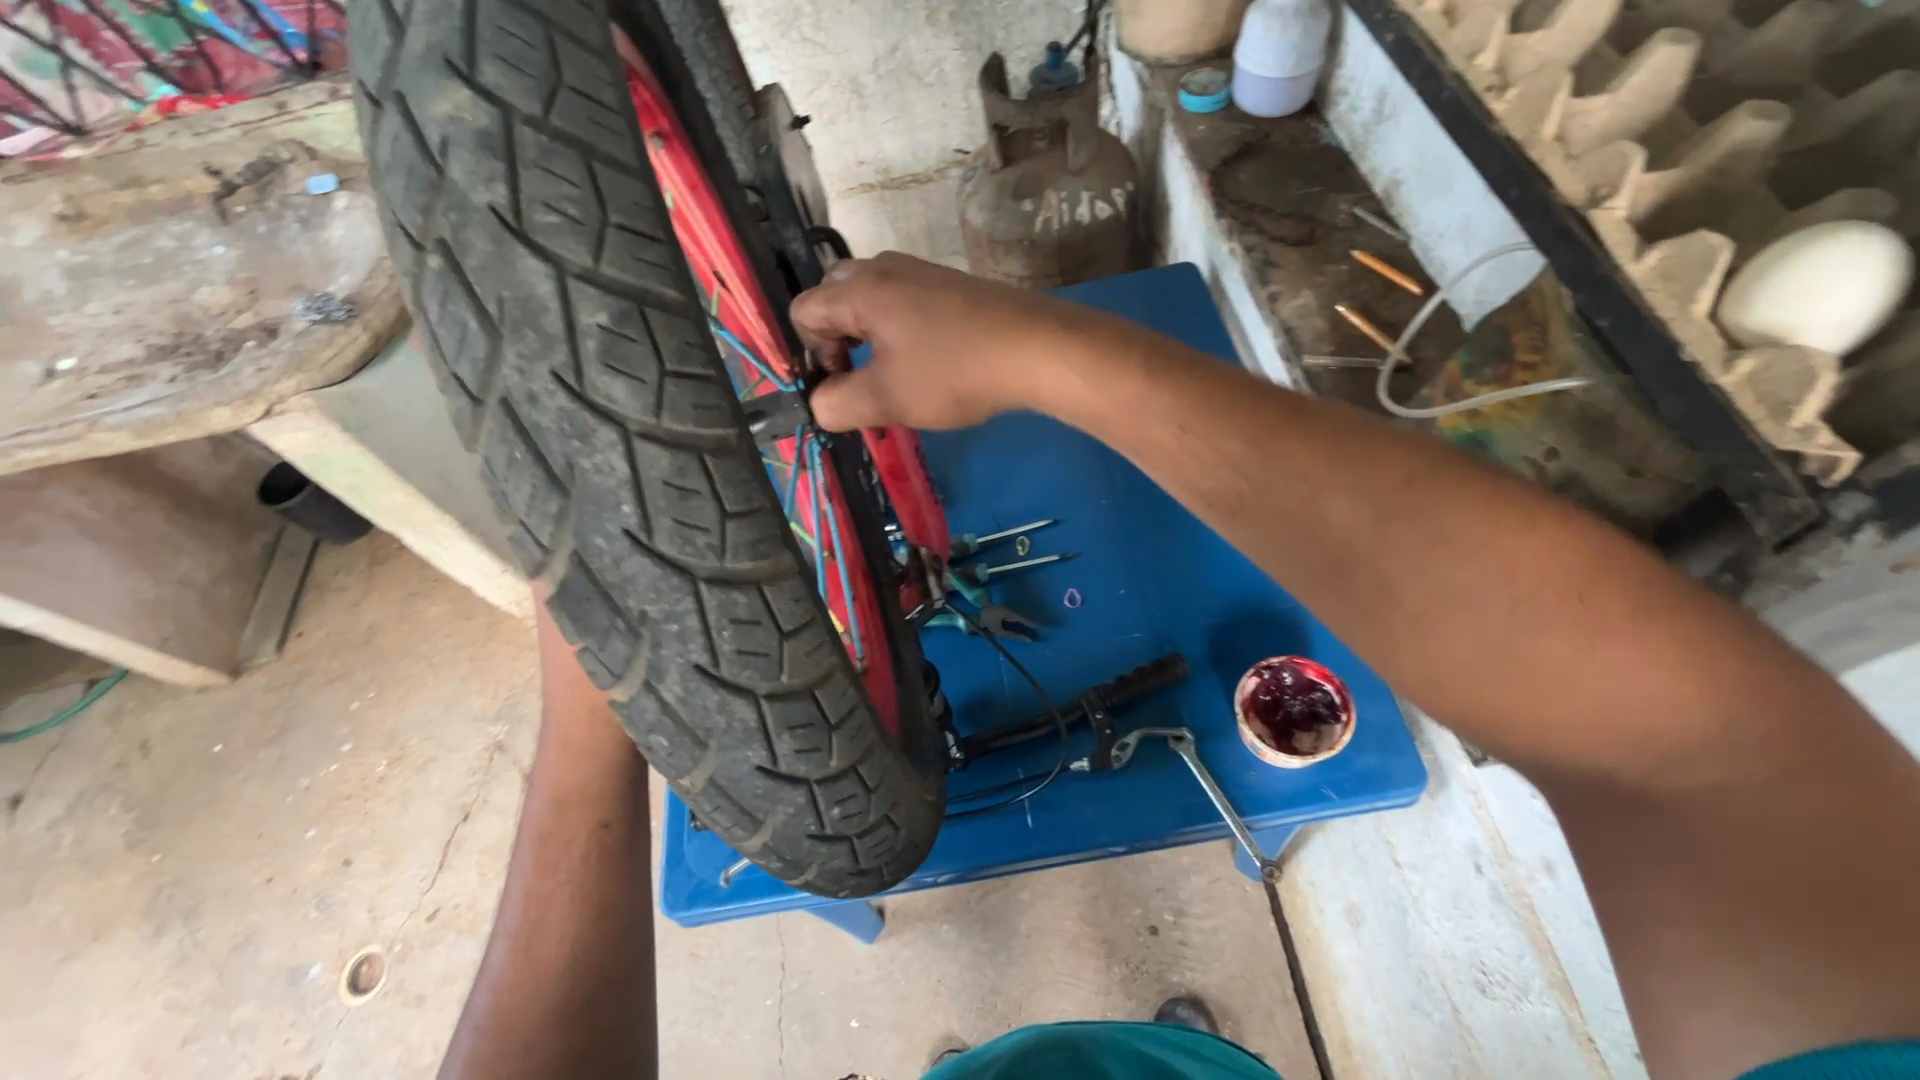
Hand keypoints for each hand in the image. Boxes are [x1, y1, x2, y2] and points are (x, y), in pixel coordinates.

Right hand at [790, 252, 1103, 431]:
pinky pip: (906, 302)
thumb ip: (836, 404)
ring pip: (873, 299)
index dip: (810, 353)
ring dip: (870, 337)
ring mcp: (923, 272)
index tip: (841, 385)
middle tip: (861, 376)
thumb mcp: (886, 400)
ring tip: (895, 375)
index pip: (804, 310)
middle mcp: (886, 268)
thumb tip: (820, 403)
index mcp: (860, 290)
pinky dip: (901, 331)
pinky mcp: (952, 285)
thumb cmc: (953, 372)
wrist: (1036, 348)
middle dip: (836, 338)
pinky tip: (929, 362)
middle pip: (835, 296)